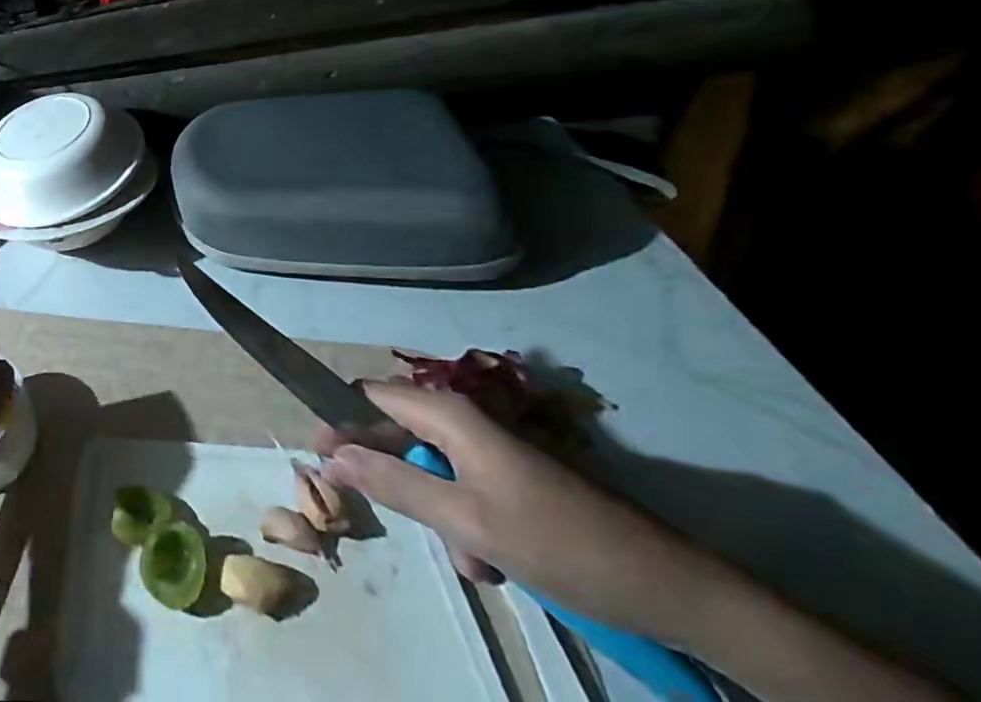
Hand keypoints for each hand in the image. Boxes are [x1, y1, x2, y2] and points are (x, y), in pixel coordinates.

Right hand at [316, 380, 742, 643]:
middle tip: (388, 518)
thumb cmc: (554, 540)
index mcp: (452, 416)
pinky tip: (491, 562)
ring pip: (431, 477)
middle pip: (399, 438)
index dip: (341, 421)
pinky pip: (464, 497)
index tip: (315, 455)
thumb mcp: (463, 518)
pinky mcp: (511, 485)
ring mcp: (491, 456)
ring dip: (435, 516)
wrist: (665, 586)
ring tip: (468, 555)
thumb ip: (392, 483)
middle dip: (392, 482)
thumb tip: (330, 455)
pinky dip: (465, 529)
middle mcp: (468, 425)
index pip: (374, 396)